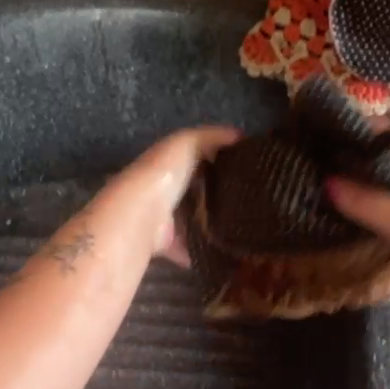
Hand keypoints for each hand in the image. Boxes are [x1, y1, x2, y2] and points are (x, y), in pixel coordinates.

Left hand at [118, 126, 239, 264]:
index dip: (215, 158)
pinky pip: (186, 246)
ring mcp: (162, 216)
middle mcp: (162, 187)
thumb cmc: (165, 172)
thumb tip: (241, 137)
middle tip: (247, 199)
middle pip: (192, 189)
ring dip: (207, 222)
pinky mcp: (165, 242)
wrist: (142, 213)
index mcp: (167, 160)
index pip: (193, 156)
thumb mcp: (189, 142)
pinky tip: (222, 250)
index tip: (244, 167)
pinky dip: (199, 250)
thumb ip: (212, 137)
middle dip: (214, 193)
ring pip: (190, 218)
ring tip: (239, 226)